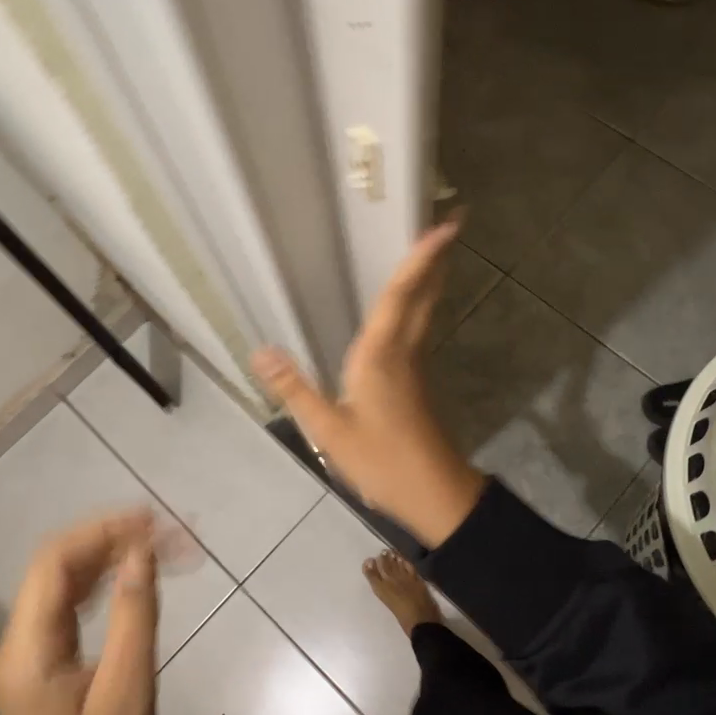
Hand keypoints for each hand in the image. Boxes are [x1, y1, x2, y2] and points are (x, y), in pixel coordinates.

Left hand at [0, 511, 159, 714]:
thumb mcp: (127, 693)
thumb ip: (134, 617)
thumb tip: (142, 552)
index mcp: (26, 651)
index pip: (54, 563)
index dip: (102, 530)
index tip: (154, 520)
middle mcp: (17, 644)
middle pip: (58, 567)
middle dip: (113, 539)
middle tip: (171, 532)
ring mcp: (28, 655)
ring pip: (66, 584)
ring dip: (113, 558)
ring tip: (165, 546)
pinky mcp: (45, 665)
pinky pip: (72, 607)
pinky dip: (106, 585)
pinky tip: (137, 577)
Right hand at [252, 218, 485, 546]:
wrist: (435, 493)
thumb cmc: (382, 461)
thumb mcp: (329, 430)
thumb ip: (296, 389)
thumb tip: (261, 352)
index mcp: (381, 355)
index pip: (401, 296)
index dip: (420, 259)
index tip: (445, 225)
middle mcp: (404, 352)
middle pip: (423, 296)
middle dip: (437, 258)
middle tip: (454, 221)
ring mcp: (416, 366)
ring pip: (426, 311)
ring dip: (432, 278)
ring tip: (437, 249)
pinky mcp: (418, 382)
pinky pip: (421, 328)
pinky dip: (423, 304)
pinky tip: (414, 305)